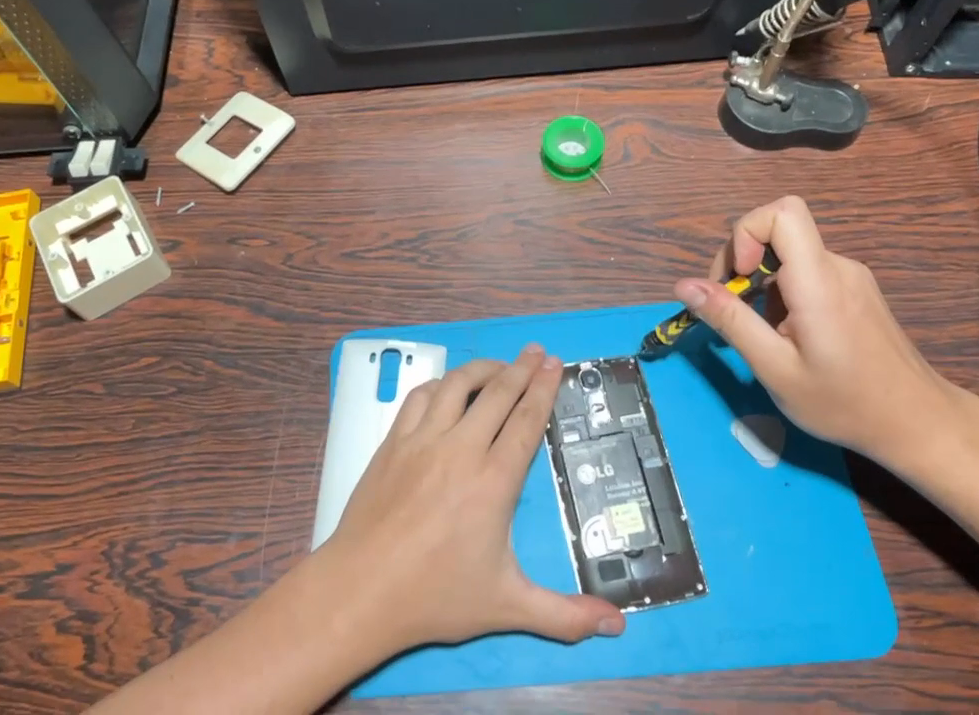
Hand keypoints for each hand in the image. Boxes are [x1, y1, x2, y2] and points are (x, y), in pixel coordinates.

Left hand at [318, 345, 624, 650]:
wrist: (361, 590)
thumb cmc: (435, 597)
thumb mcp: (507, 607)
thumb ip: (563, 615)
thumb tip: (617, 626)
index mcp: (493, 481)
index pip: (525, 421)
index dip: (543, 389)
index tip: (555, 365)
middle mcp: (460, 450)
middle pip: (496, 394)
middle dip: (521, 368)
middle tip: (538, 352)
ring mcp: (421, 442)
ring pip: (455, 386)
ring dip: (481, 369)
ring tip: (499, 364)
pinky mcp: (391, 444)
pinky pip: (419, 399)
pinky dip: (439, 385)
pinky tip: (447, 387)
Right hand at [673, 196, 963, 464]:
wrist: (917, 424)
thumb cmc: (844, 403)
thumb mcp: (775, 369)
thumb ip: (730, 321)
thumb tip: (684, 285)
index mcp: (819, 282)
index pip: (782, 213)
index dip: (748, 233)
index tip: (739, 279)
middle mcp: (838, 267)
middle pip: (779, 232)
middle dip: (743, 262)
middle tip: (732, 311)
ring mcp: (851, 277)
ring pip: (790, 255)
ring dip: (762, 284)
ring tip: (763, 334)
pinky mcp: (856, 291)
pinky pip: (807, 273)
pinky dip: (783, 294)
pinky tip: (788, 336)